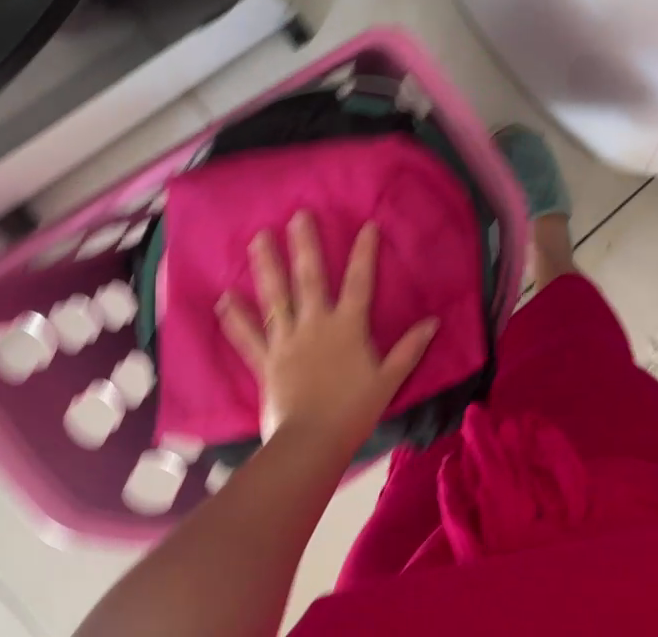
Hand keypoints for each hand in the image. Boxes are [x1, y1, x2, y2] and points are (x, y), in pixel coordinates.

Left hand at [216, 212, 439, 452]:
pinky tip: (223, 299)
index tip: (367, 226)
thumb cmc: (354, 410)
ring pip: (276, 297)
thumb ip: (409, 349)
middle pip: (310, 278)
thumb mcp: (389, 380)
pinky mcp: (266, 361)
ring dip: (267, 266)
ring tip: (258, 238)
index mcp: (348, 327)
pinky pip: (249, 337)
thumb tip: (434, 322)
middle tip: (298, 215)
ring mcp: (287, 341)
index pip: (360, 282)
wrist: (311, 442)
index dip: (365, 253)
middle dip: (305, 245)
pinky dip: (235, 318)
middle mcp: (316, 324)